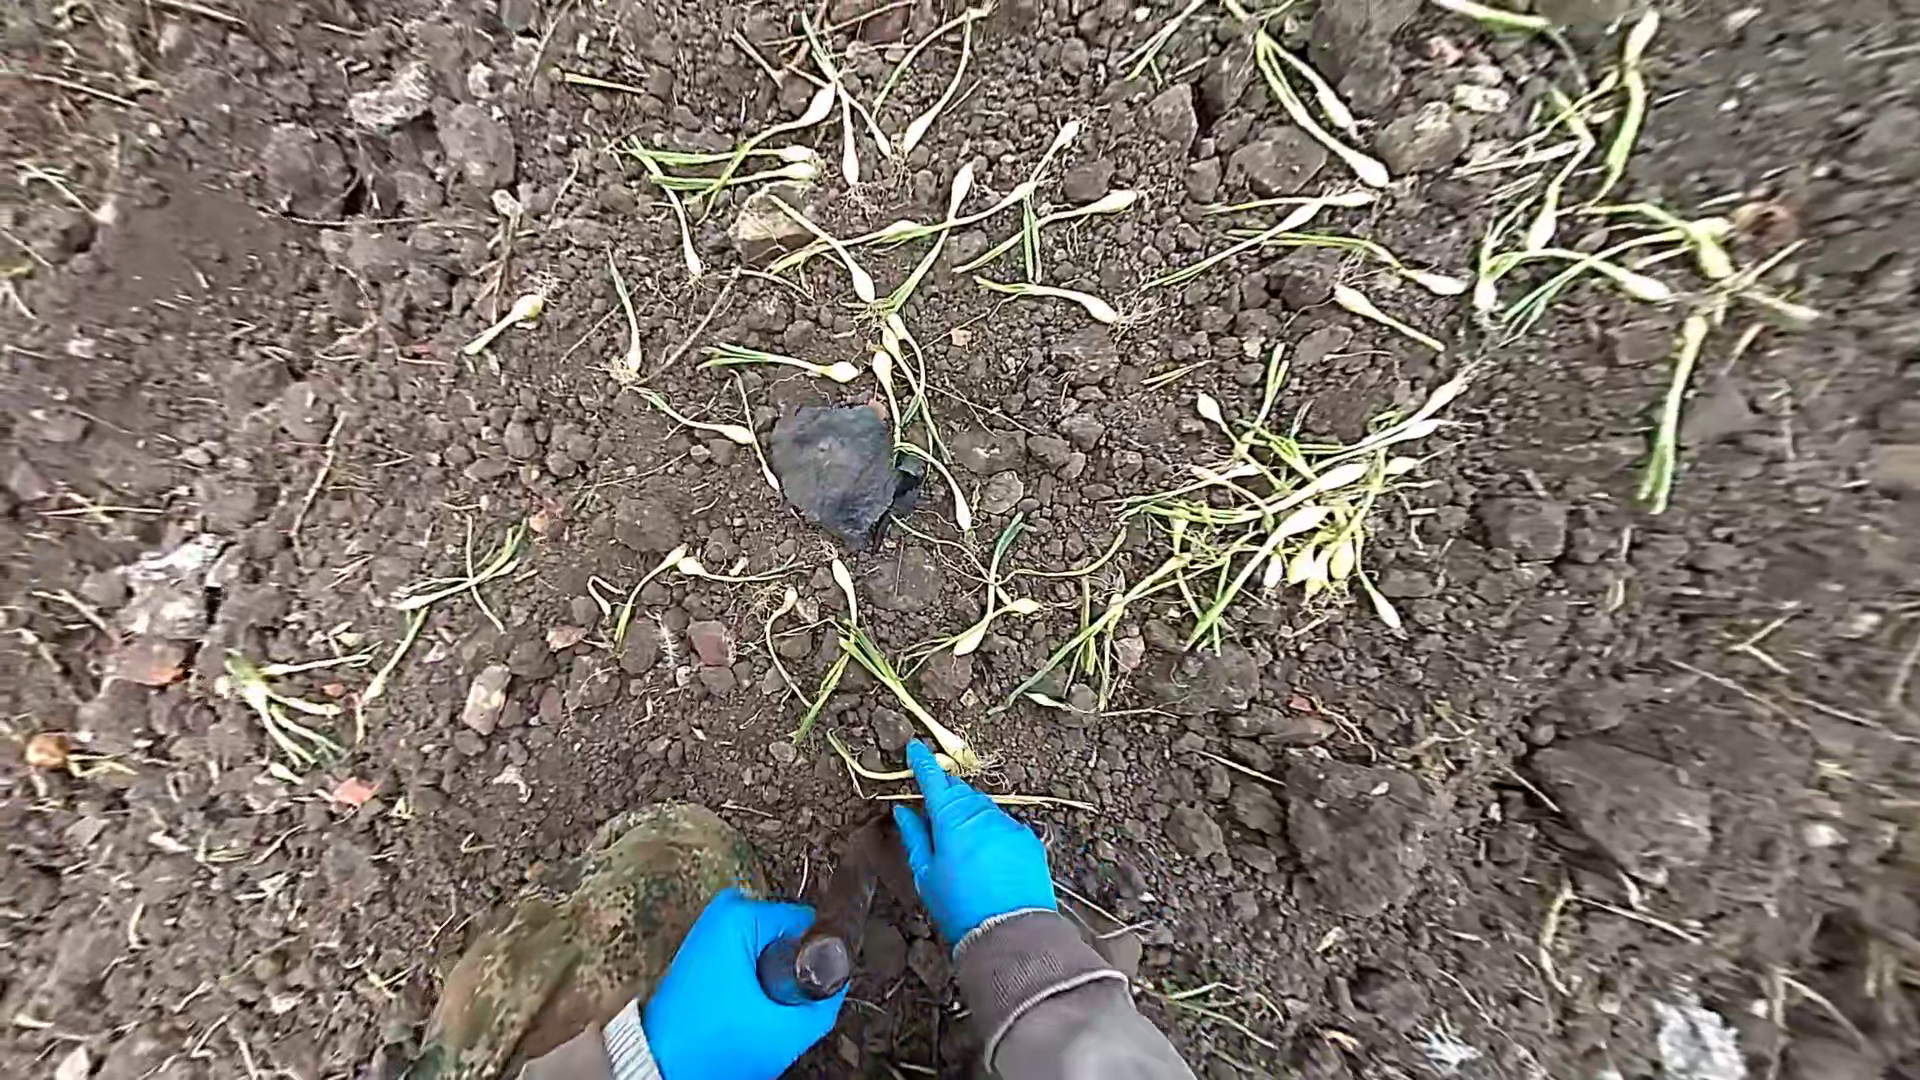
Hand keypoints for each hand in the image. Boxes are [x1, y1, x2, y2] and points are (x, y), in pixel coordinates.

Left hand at [641, 888, 844, 1079]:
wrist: (654, 1071)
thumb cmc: (711, 1047)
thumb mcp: (781, 1032)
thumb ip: (824, 1003)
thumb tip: (842, 981)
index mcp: (741, 914)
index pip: (804, 923)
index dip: (812, 958)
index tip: (803, 990)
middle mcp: (726, 907)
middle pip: (786, 930)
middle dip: (789, 965)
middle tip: (776, 1003)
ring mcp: (712, 922)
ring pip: (769, 939)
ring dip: (772, 969)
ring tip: (757, 1005)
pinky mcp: (704, 940)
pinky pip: (749, 945)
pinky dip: (754, 969)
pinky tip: (744, 1000)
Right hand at [892, 740, 1056, 944]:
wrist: (1011, 933)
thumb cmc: (960, 908)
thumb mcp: (926, 875)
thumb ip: (914, 836)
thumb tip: (903, 810)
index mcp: (950, 818)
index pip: (933, 779)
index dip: (923, 761)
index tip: (916, 747)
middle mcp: (980, 812)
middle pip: (959, 790)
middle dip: (946, 795)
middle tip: (936, 814)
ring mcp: (1006, 822)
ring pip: (981, 806)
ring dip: (969, 814)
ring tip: (962, 847)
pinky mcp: (1026, 836)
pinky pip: (1003, 824)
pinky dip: (991, 831)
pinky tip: (987, 857)